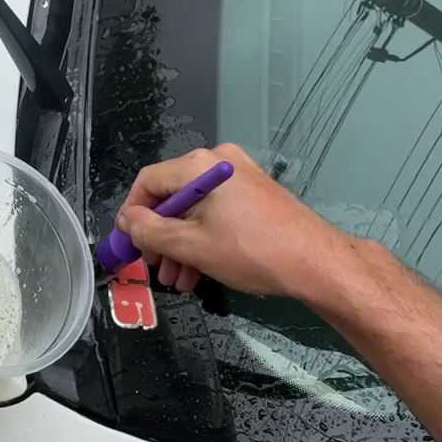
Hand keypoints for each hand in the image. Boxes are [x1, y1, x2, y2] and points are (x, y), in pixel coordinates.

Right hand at [116, 144, 347, 297]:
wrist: (315, 263)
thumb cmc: (251, 251)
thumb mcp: (191, 245)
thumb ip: (150, 231)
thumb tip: (127, 221)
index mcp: (199, 166)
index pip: (148, 182)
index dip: (133, 214)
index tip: (130, 245)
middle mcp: (218, 160)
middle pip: (171, 195)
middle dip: (159, 235)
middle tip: (155, 267)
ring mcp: (239, 174)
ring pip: (194, 208)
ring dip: (180, 243)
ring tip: (177, 280)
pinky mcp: (254, 191)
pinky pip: (215, 210)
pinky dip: (202, 236)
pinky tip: (198, 270)